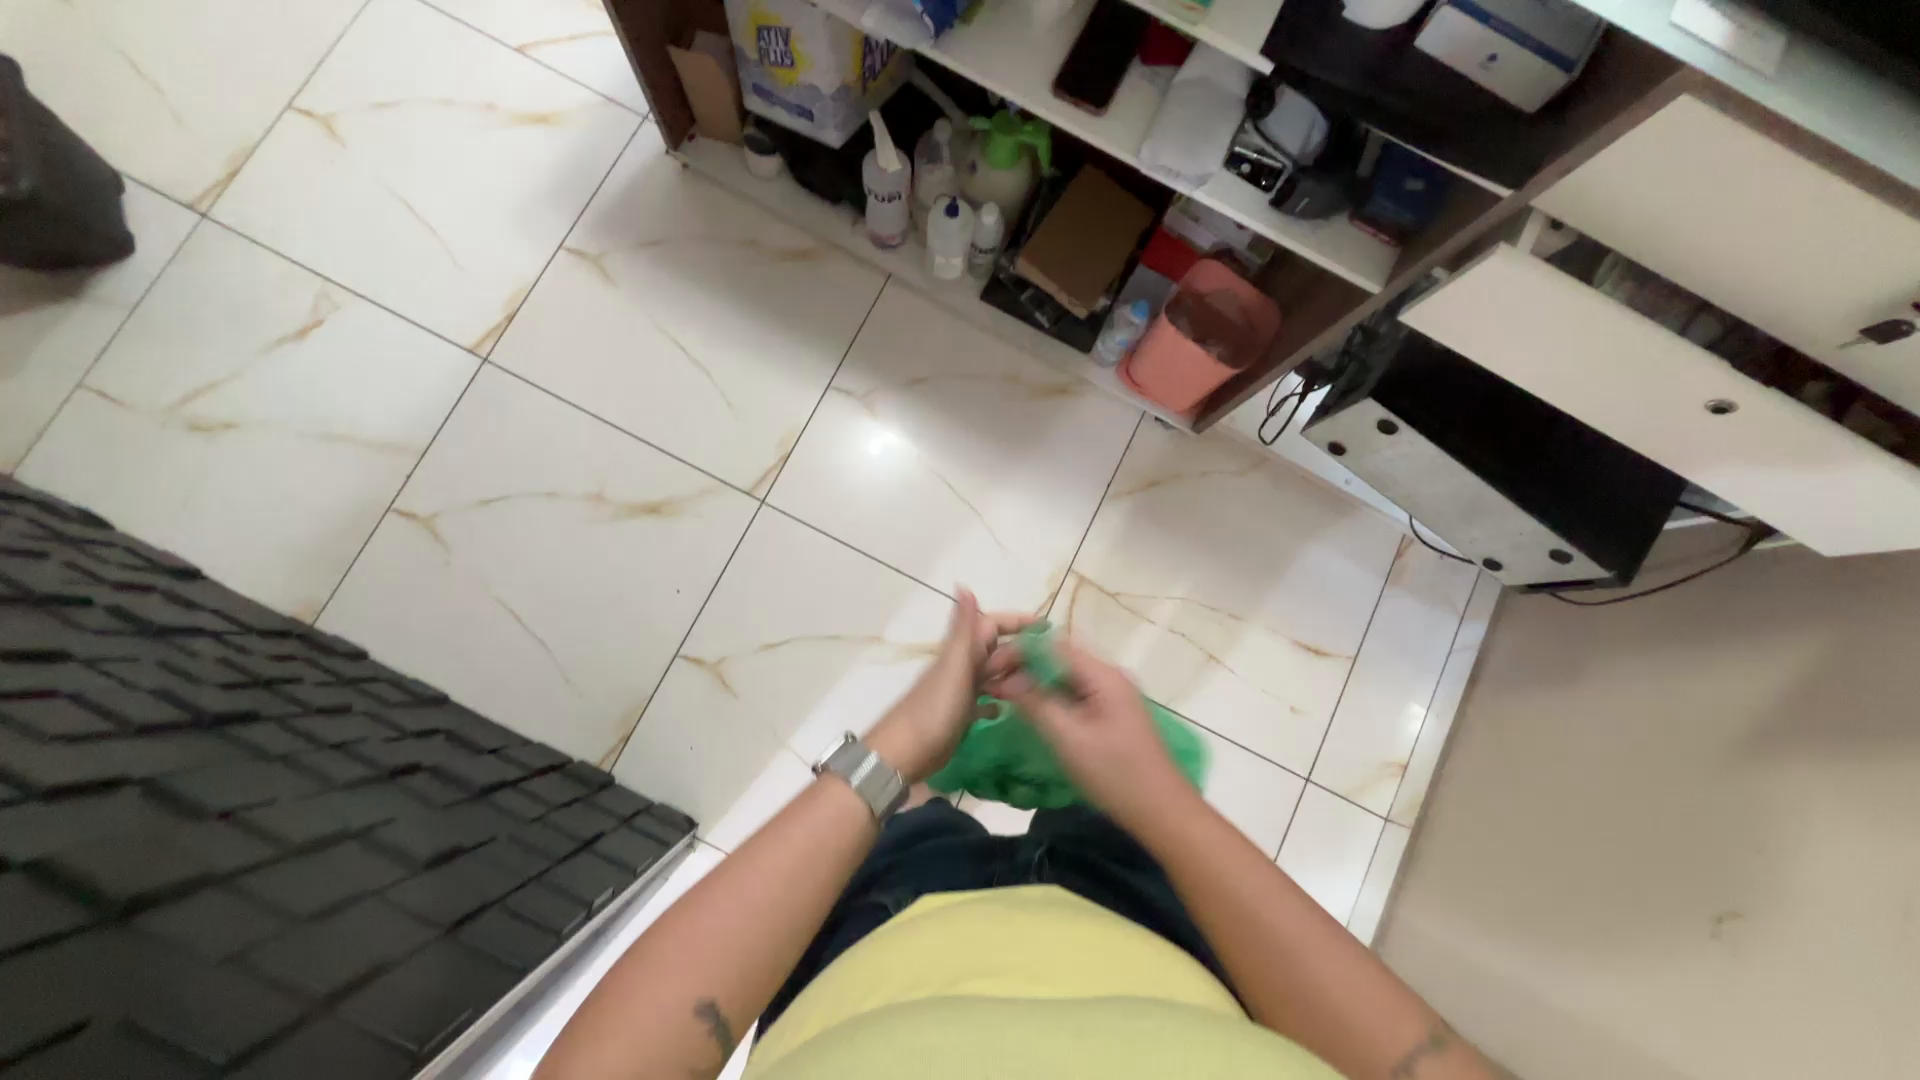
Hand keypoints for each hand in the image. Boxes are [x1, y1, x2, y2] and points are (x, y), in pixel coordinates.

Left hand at [867, 588, 1033, 782]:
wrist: (904, 752)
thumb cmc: (933, 708)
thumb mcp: (954, 665)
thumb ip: (963, 628)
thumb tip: (963, 583)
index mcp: (961, 651)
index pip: (991, 624)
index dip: (1016, 621)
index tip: (1046, 626)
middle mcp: (961, 666)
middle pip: (994, 650)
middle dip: (1020, 651)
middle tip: (1052, 662)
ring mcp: (959, 691)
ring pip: (991, 675)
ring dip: (1011, 676)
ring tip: (1039, 685)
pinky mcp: (958, 716)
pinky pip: (982, 702)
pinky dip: (996, 702)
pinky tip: (1007, 710)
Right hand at [986, 641, 1193, 832]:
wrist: (1163, 812)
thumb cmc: (1116, 776)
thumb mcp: (1069, 740)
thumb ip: (1036, 704)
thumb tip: (1005, 678)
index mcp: (1104, 675)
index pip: (1052, 645)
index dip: (1017, 651)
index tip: (987, 668)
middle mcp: (1110, 676)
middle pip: (1059, 657)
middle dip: (1023, 665)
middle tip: (990, 683)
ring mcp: (1113, 695)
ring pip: (1066, 676)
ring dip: (1034, 682)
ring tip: (1003, 695)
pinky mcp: (1112, 714)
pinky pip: (1075, 693)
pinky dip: (1050, 697)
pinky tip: (1031, 711)